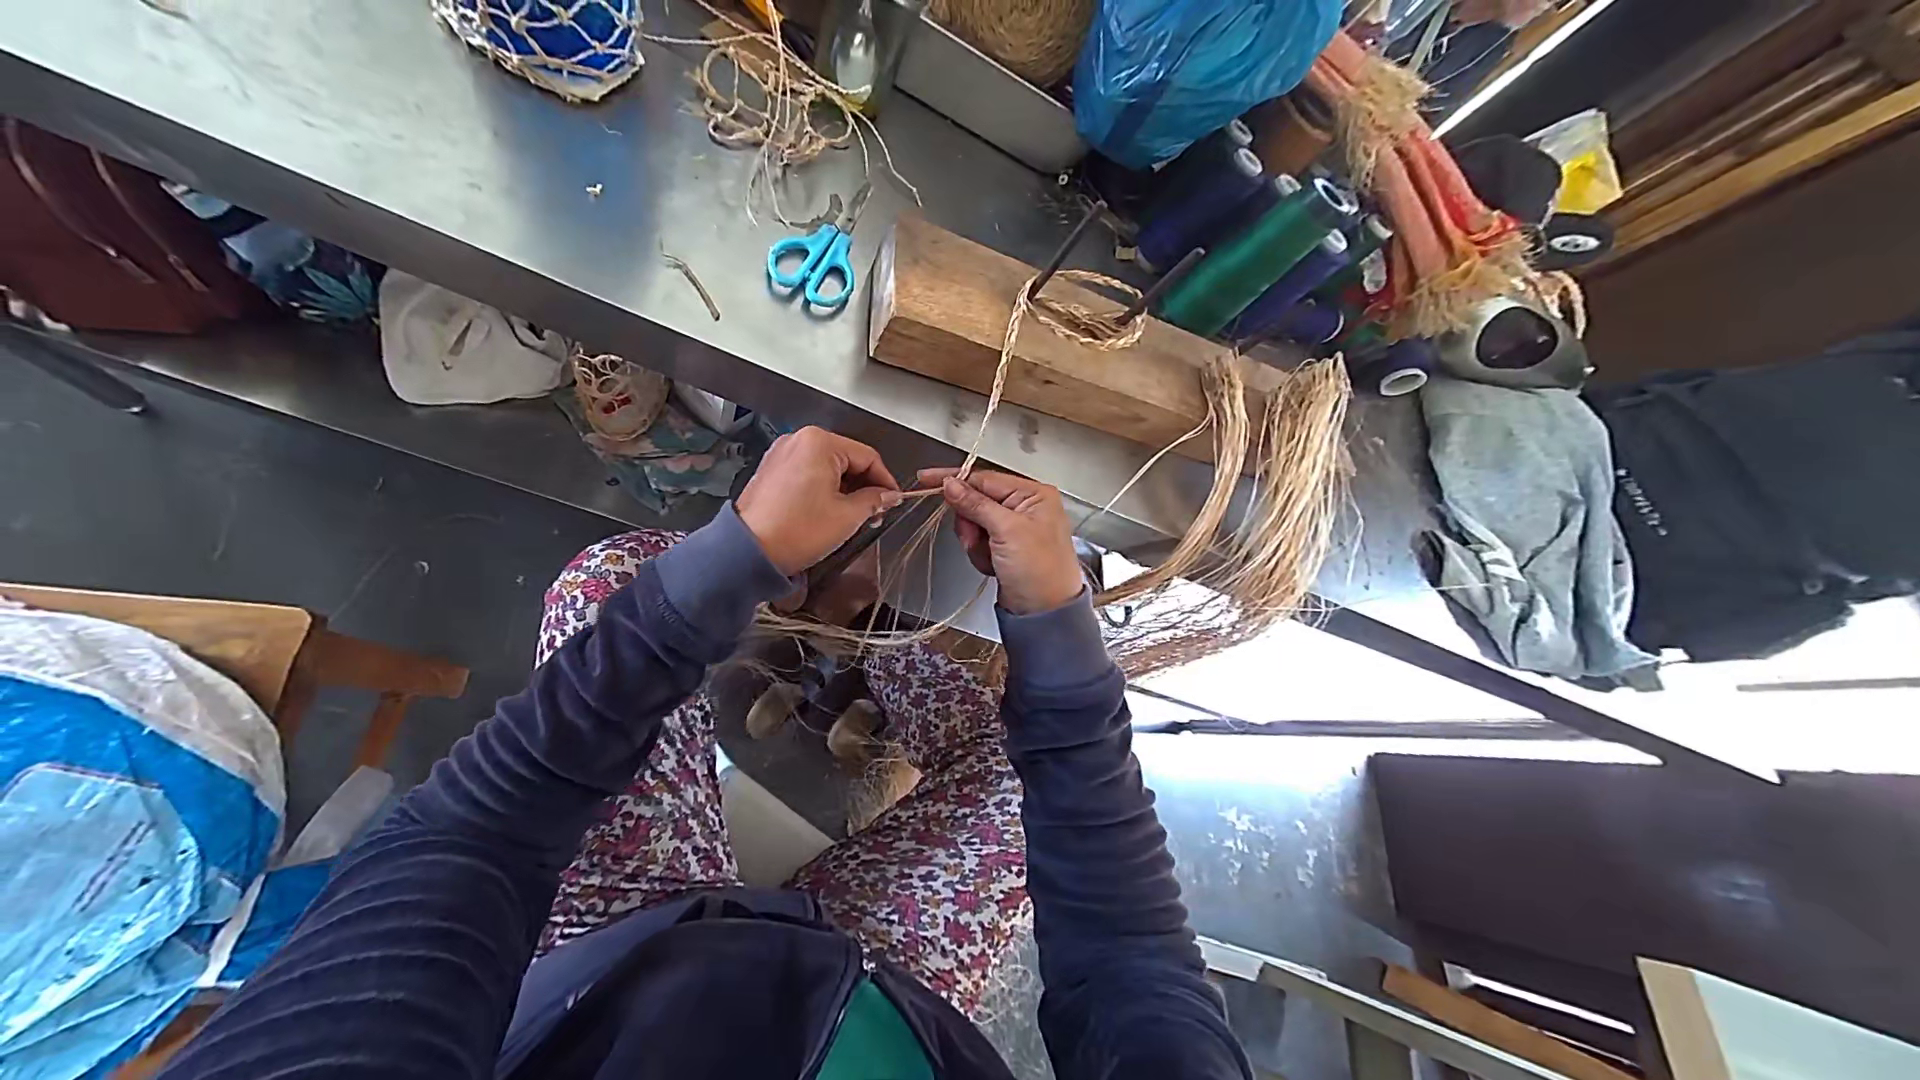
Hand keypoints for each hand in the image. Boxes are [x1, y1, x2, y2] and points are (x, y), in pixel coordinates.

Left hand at [737, 427, 901, 574]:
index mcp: (819, 443)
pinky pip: (809, 472)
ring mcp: (783, 454)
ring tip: (853, 516)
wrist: (749, 551)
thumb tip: (888, 495)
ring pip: (828, 466)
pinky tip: (830, 512)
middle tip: (875, 512)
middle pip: (848, 459)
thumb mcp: (847, 516)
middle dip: (864, 486)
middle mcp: (798, 441)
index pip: (868, 456)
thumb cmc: (792, 532)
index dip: (886, 481)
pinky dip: (824, 489)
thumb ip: (874, 500)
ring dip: (845, 489)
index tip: (893, 499)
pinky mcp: (773, 470)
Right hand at [919, 467, 1084, 615]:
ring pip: (974, 523)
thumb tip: (951, 483)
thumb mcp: (1007, 530)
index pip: (985, 478)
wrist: (1045, 614)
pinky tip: (994, 566)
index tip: (928, 479)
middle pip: (976, 501)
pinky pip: (979, 542)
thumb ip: (976, 504)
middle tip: (976, 540)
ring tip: (991, 558)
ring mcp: (1015, 528)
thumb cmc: (1041, 571)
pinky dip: (980, 555)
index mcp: (1034, 494)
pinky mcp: (1006, 547)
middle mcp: (1026, 507)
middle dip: (971, 524)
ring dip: (976, 543)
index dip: (956, 481)